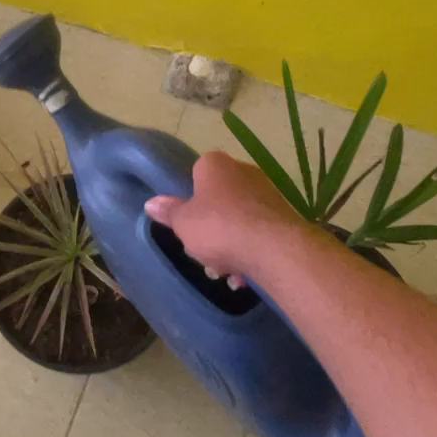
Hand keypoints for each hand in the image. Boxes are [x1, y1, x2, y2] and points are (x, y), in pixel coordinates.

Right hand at [145, 151, 304, 284]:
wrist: (273, 248)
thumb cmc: (218, 227)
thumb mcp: (183, 223)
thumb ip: (169, 212)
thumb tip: (151, 203)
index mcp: (215, 164)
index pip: (197, 173)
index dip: (191, 199)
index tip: (189, 222)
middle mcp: (243, 170)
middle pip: (219, 198)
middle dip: (212, 226)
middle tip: (204, 252)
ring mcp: (267, 192)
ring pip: (240, 218)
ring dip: (231, 243)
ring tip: (226, 271)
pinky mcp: (285, 215)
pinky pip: (259, 232)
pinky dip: (251, 249)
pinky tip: (245, 273)